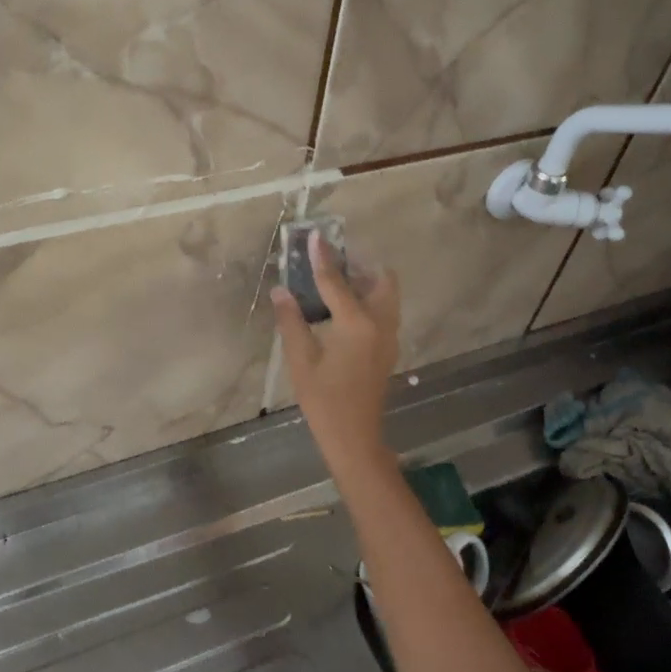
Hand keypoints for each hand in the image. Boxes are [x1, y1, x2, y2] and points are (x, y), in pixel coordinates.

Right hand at [270, 229, 400, 468]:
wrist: (354, 435)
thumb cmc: (323, 400)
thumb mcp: (300, 360)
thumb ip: (292, 321)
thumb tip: (281, 290)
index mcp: (357, 324)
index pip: (336, 282)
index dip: (322, 258)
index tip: (315, 235)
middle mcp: (380, 323)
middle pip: (382, 279)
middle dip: (360, 264)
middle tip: (334, 263)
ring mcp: (389, 336)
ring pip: (387, 295)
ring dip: (367, 281)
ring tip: (337, 283)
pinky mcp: (388, 348)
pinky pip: (385, 311)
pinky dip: (370, 300)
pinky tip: (344, 310)